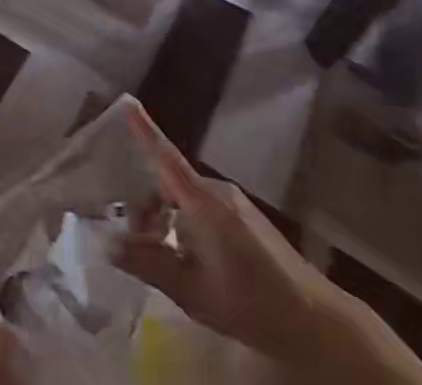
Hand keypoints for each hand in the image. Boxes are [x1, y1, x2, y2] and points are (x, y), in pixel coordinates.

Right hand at [111, 114, 421, 384]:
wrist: (314, 320)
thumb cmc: (250, 302)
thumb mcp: (191, 290)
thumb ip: (148, 263)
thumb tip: (107, 242)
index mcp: (203, 203)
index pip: (165, 157)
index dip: (144, 129)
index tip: (127, 101)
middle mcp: (217, 192)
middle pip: (167, 183)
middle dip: (145, 207)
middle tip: (135, 244)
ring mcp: (233, 202)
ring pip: (183, 198)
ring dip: (164, 219)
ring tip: (160, 258)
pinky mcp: (243, 216)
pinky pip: (201, 207)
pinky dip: (183, 223)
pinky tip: (186, 259)